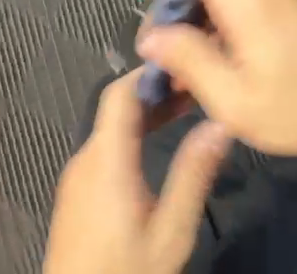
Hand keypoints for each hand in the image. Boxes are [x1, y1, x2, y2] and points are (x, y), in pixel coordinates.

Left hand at [42, 70, 229, 273]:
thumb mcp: (171, 232)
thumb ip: (193, 175)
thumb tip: (222, 122)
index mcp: (106, 159)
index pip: (120, 91)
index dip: (151, 70)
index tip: (187, 64)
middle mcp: (85, 159)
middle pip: (117, 107)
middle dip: (157, 92)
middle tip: (197, 88)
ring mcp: (75, 179)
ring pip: (111, 129)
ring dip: (145, 115)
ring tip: (185, 113)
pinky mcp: (74, 197)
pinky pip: (104, 150)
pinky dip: (131, 137)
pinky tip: (157, 148)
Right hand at [135, 0, 296, 158]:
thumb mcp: (234, 100)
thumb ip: (189, 61)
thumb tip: (151, 35)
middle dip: (174, 11)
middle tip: (163, 63)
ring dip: (197, 25)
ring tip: (187, 78)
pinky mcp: (289, 4)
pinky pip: (241, 3)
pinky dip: (220, 27)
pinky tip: (219, 71)